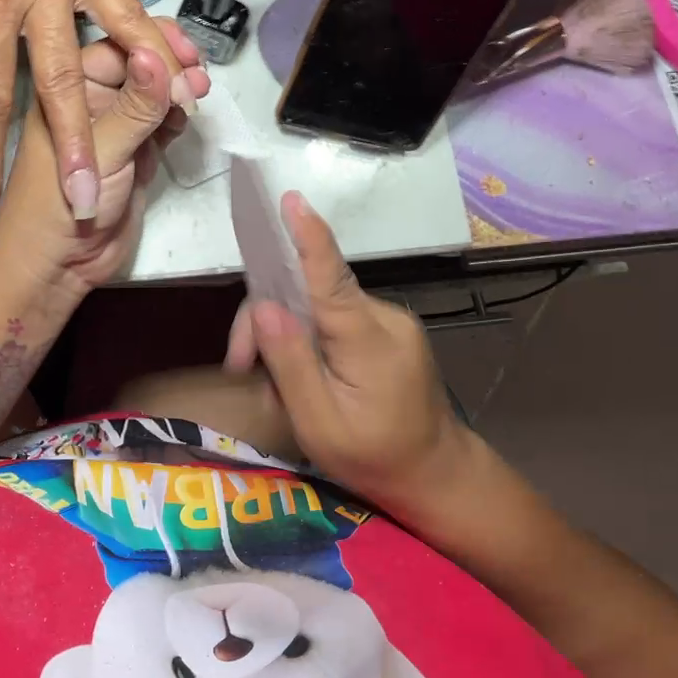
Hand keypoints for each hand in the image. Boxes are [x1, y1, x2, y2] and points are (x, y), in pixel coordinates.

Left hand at [0, 30, 184, 297]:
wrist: (56, 266)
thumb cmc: (59, 204)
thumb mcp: (101, 151)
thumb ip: (134, 106)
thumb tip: (157, 52)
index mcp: (63, 90)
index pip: (112, 49)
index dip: (149, 45)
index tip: (185, 52)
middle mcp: (89, 102)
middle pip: (136, 66)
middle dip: (170, 64)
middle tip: (200, 71)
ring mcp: (113, 128)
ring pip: (152, 94)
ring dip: (178, 90)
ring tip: (202, 91)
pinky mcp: (133, 154)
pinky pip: (159, 123)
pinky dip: (175, 117)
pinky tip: (188, 118)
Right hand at [225, 192, 469, 505]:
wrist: (435, 478)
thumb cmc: (375, 459)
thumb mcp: (320, 424)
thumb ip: (290, 363)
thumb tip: (263, 306)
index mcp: (370, 340)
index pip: (332, 278)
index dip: (309, 237)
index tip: (291, 200)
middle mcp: (382, 318)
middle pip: (305, 296)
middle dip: (265, 326)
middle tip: (242, 370)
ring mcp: (386, 323)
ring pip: (312, 309)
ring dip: (283, 342)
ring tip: (275, 392)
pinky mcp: (382, 331)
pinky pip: (330, 322)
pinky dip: (304, 346)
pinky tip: (298, 381)